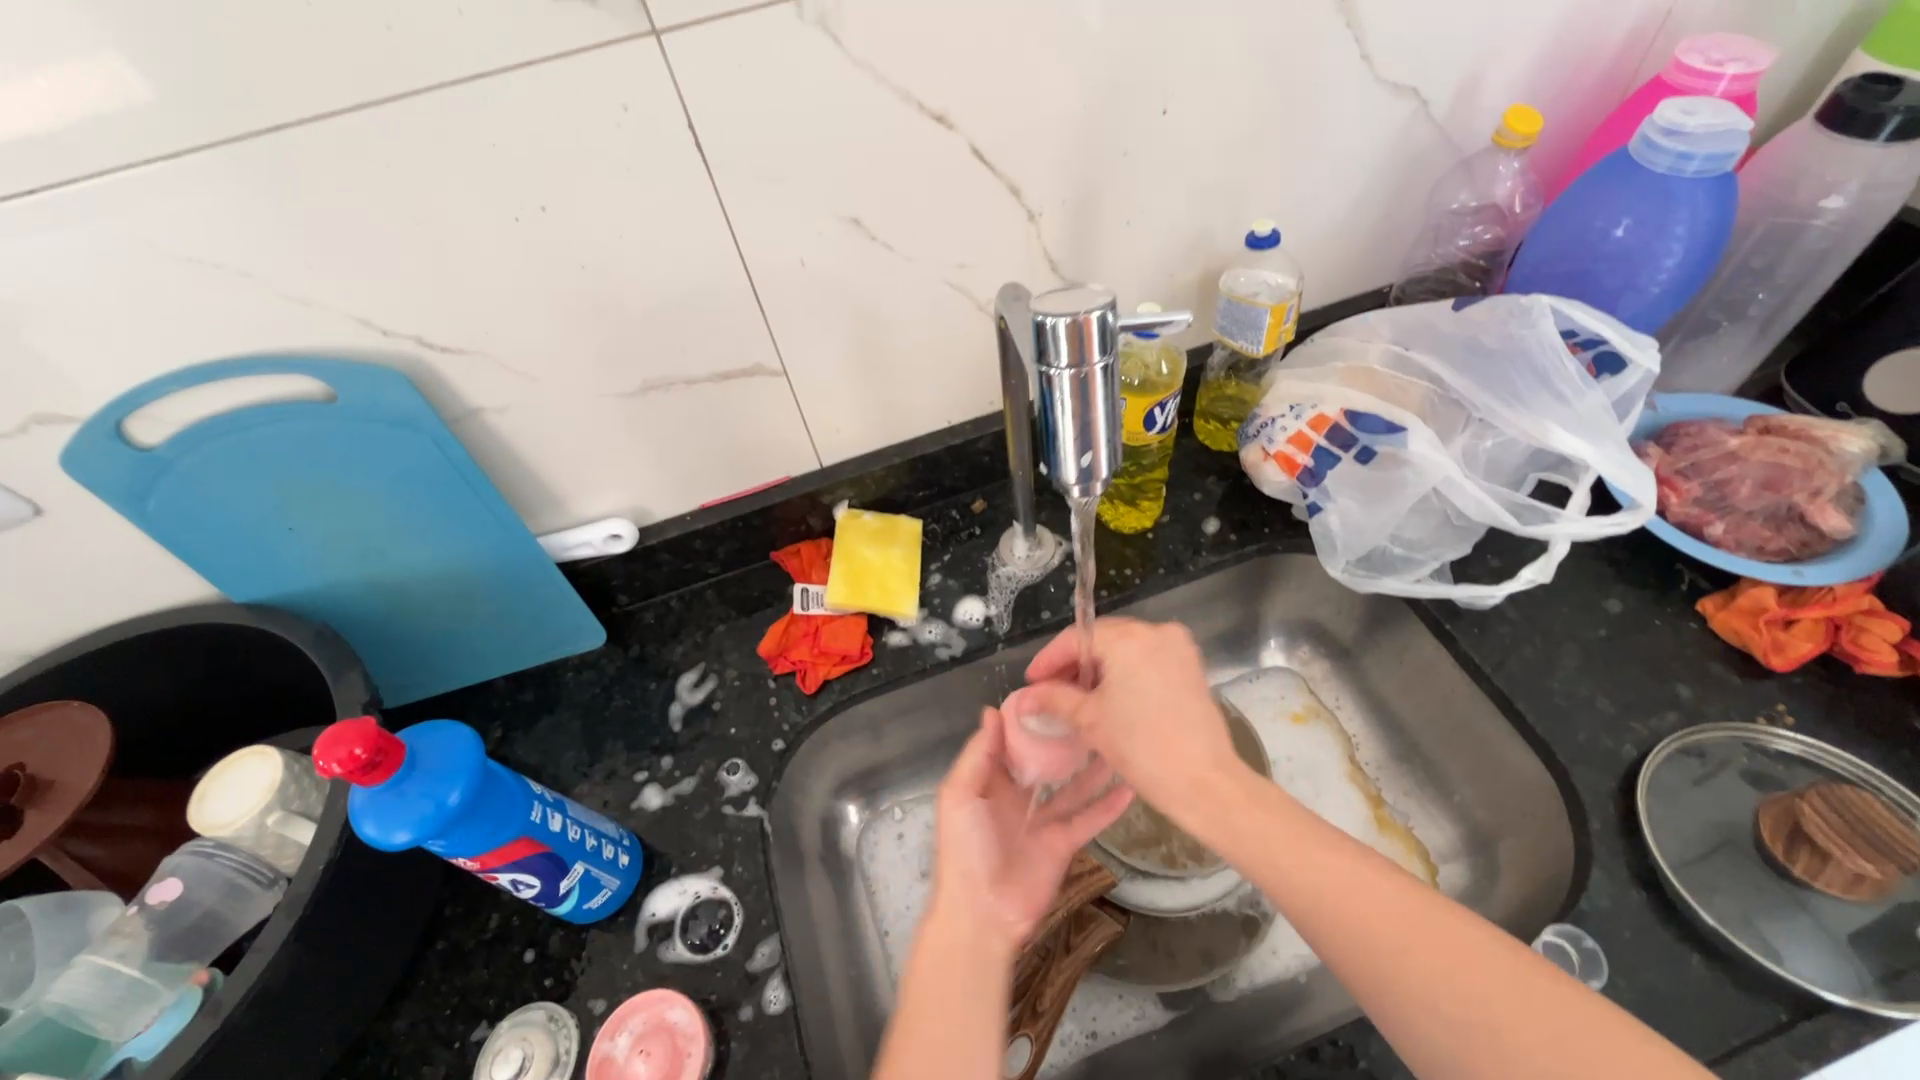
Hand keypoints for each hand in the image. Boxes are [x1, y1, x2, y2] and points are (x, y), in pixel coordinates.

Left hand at [929, 707, 1133, 950]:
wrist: (982, 914)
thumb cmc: (965, 849)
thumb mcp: (960, 795)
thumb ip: (978, 754)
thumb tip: (992, 711)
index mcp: (989, 783)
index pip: (1011, 744)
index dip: (1030, 721)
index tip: (1055, 694)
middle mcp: (1017, 797)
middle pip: (1046, 763)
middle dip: (1065, 741)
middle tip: (1094, 713)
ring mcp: (1042, 821)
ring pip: (1073, 788)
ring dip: (1093, 769)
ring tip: (1118, 743)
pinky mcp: (1063, 844)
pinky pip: (1089, 820)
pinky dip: (1109, 806)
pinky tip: (1130, 787)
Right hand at [1014, 617, 1247, 819]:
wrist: (1203, 781)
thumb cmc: (1141, 748)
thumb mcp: (1090, 720)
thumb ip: (1054, 699)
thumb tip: (1024, 698)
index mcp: (1129, 639)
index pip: (1076, 638)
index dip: (1049, 659)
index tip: (1031, 682)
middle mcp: (1157, 632)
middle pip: (1102, 638)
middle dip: (1074, 663)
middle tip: (1050, 690)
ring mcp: (1179, 647)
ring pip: (1126, 648)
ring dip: (1100, 668)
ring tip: (1077, 697)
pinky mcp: (1191, 666)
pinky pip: (1147, 659)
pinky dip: (1125, 673)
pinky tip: (1110, 697)